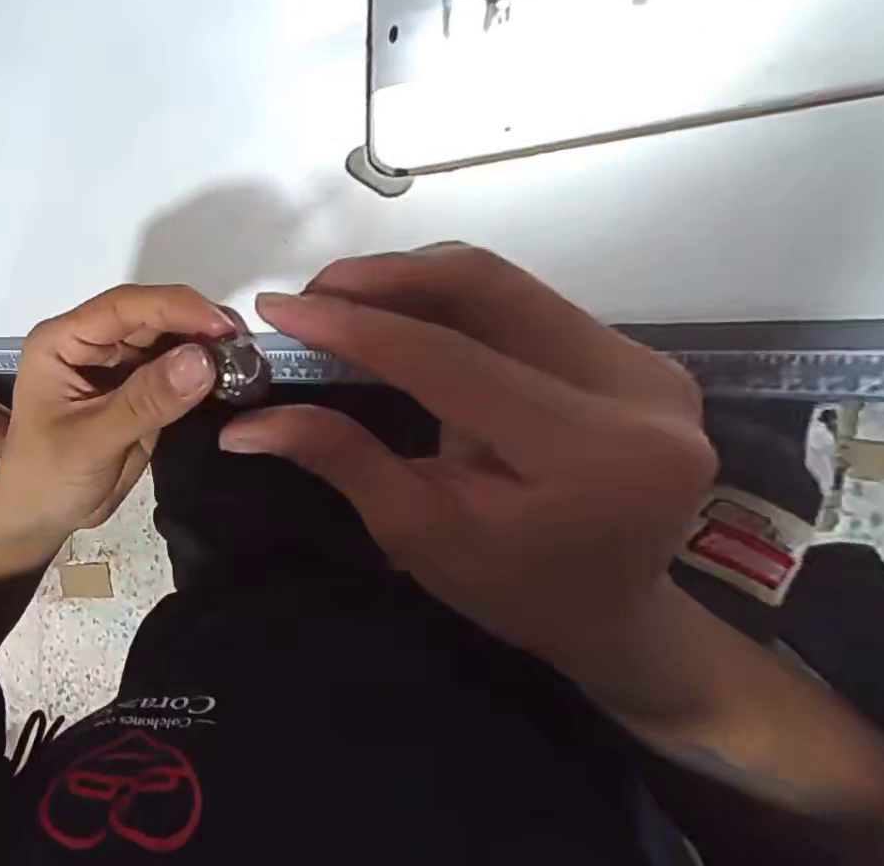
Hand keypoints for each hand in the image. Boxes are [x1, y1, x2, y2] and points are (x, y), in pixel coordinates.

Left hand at [0, 283, 235, 534]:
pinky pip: (174, 367)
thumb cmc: (47, 478)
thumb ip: (146, 401)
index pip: (123, 307)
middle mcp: (90, 342)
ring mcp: (116, 363)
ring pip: (167, 337)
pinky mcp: (137, 386)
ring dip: (204, 344)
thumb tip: (202, 360)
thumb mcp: (93, 440)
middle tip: (243, 343)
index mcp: (63, 341)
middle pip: (150, 316)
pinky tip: (228, 376)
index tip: (221, 325)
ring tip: (243, 358)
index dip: (174, 308)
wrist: (41, 518)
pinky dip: (201, 370)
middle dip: (196, 323)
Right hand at [218, 243, 717, 676]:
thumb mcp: (417, 533)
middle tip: (309, 294)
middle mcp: (637, 388)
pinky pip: (516, 297)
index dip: (355, 327)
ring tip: (341, 300)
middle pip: (487, 287)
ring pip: (500, 280)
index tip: (280, 308)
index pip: (450, 361)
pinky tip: (395, 310)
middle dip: (382, 276)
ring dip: (407, 277)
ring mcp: (639, 360)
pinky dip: (442, 294)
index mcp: (592, 456)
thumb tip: (244, 426)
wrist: (609, 608)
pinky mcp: (622, 350)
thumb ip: (341, 460)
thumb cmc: (512, 589)